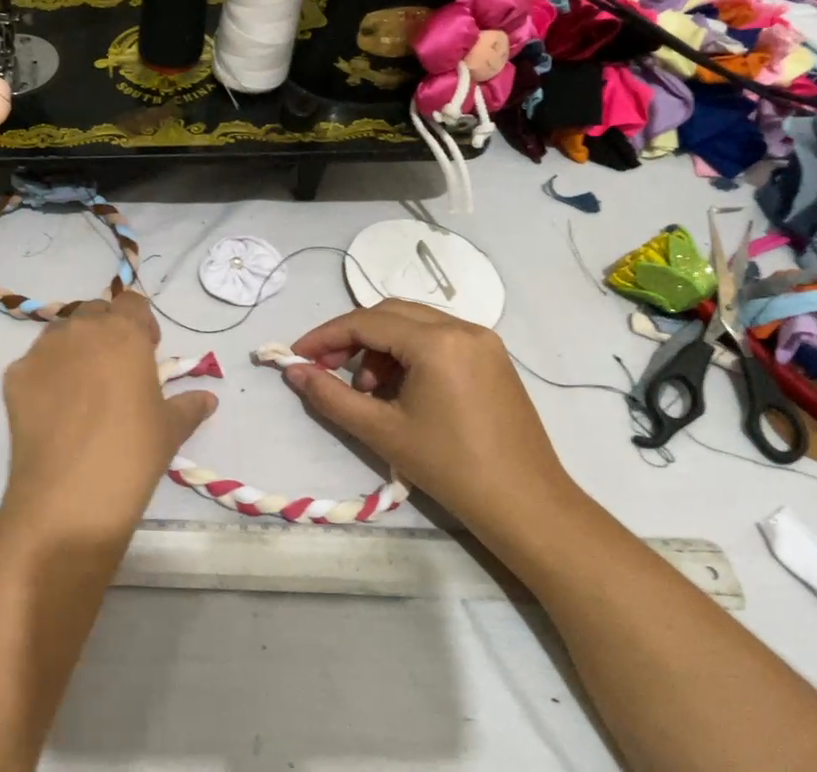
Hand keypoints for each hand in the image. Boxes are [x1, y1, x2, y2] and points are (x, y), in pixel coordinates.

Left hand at [0, 292, 216, 538]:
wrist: (67, 496)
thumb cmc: (131, 455)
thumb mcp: (169, 430)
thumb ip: (188, 406)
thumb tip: (206, 399)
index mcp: (122, 334)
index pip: (132, 302)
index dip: (142, 323)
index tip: (148, 351)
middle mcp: (79, 331)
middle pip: (94, 313)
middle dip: (106, 332)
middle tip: (117, 371)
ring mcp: (40, 351)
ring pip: (60, 335)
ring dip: (74, 349)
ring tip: (84, 391)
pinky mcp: (13, 377)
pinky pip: (33, 364)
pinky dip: (45, 376)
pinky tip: (54, 412)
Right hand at [282, 300, 579, 536]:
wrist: (524, 502)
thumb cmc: (449, 466)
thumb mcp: (380, 431)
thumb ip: (330, 395)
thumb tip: (292, 370)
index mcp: (437, 342)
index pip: (366, 322)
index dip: (325, 336)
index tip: (296, 356)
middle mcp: (463, 328)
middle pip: (389, 314)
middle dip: (351, 337)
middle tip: (324, 368)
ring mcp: (483, 341)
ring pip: (413, 324)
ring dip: (379, 347)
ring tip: (366, 390)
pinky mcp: (492, 358)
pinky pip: (437, 339)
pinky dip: (407, 354)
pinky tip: (398, 390)